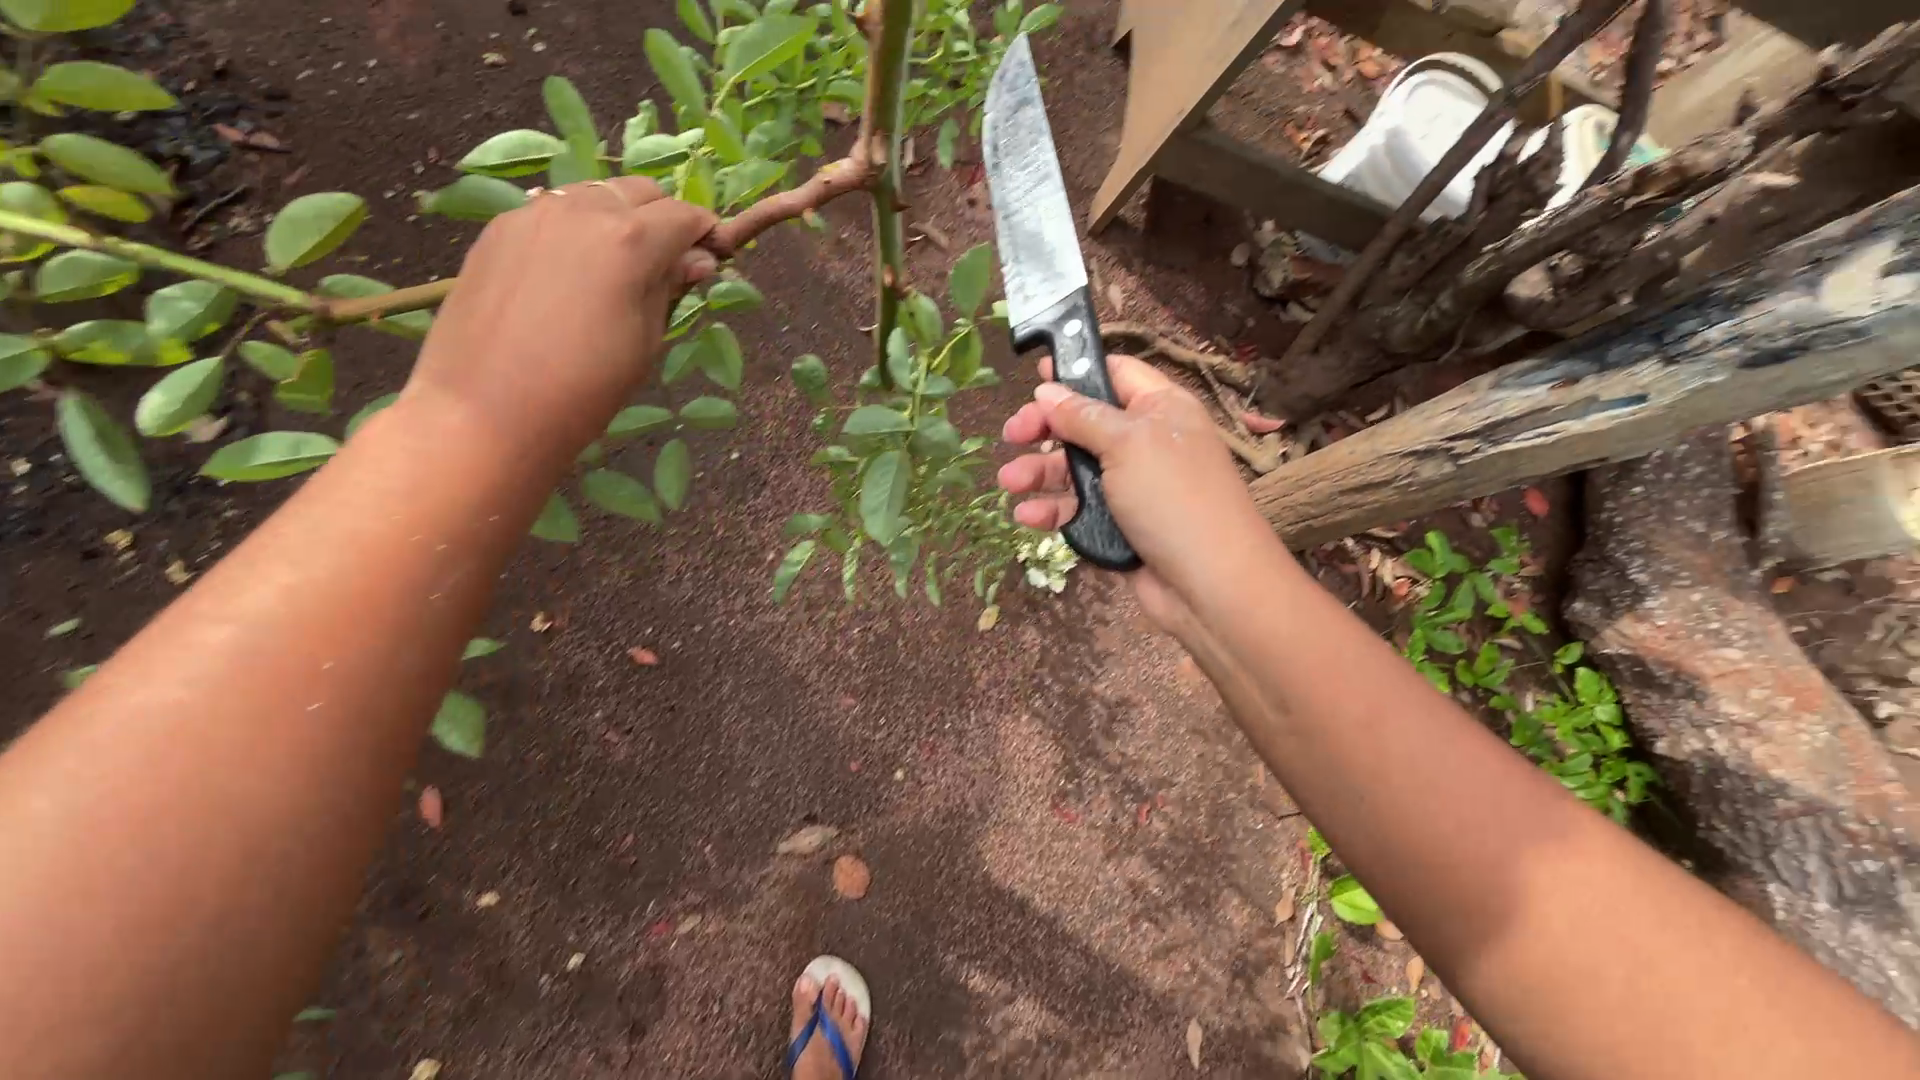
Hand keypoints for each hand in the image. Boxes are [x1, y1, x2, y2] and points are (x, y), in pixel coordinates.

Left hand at [401, 177, 718, 464]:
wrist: (488, 410)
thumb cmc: (585, 388)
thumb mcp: (646, 342)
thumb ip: (670, 288)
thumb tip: (698, 259)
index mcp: (630, 241)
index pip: (684, 216)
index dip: (705, 234)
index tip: (711, 258)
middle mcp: (582, 211)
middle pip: (639, 192)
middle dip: (662, 219)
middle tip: (666, 263)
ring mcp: (534, 215)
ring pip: (592, 195)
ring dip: (616, 217)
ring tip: (616, 267)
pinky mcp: (499, 230)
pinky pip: (552, 213)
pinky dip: (575, 230)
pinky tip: (570, 273)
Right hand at [998, 354, 1287, 632]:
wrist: (1210, 585)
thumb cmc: (1174, 499)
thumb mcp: (1128, 444)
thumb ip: (1082, 416)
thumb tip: (1047, 390)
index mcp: (1160, 408)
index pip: (1116, 374)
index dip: (1077, 371)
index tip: (1036, 378)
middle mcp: (1145, 442)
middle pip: (1084, 423)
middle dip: (1046, 428)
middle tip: (1011, 434)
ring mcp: (1131, 487)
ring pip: (1074, 469)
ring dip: (1039, 473)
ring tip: (1010, 482)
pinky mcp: (1118, 526)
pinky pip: (1077, 509)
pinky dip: (1052, 510)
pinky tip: (1028, 516)